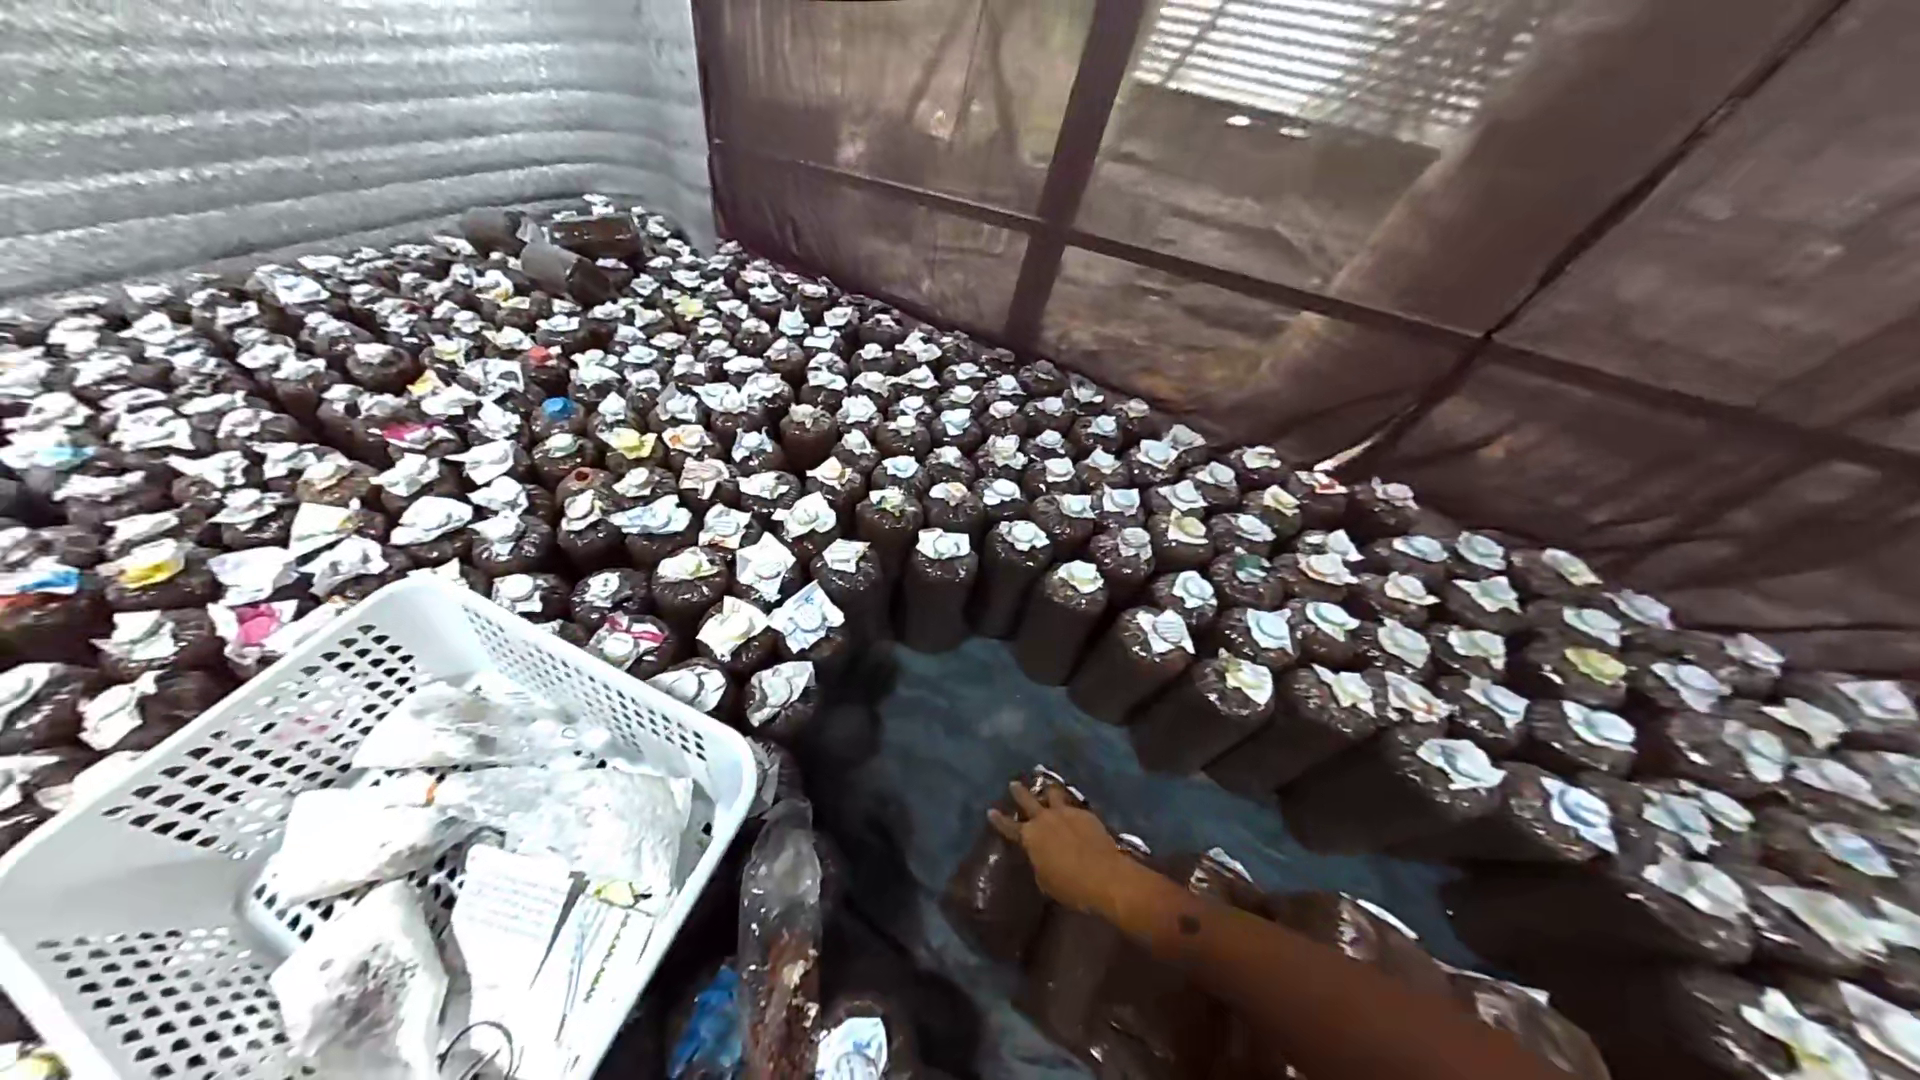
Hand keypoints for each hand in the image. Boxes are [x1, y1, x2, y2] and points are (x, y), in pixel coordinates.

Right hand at [988, 781, 1136, 916]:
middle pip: (1028, 800)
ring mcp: (1065, 813)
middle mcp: (1044, 819)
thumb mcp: (1045, 880)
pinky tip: (1070, 808)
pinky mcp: (1085, 813)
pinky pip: (1072, 805)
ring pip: (1052, 794)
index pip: (1009, 826)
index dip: (999, 820)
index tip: (990, 811)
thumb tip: (1040, 856)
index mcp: (1030, 837)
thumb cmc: (1070, 886)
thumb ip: (1038, 862)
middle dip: (1019, 792)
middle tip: (1013, 784)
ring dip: (1047, 791)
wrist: (1104, 875)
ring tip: (1046, 786)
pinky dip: (1068, 805)